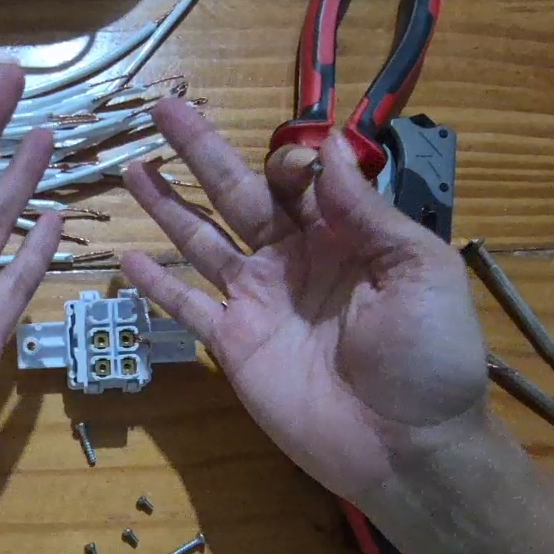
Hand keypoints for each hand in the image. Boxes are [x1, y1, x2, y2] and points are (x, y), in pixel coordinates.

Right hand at [119, 101, 487, 502]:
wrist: (403, 443)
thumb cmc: (427, 355)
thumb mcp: (417, 268)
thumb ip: (365, 211)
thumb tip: (325, 150)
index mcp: (342, 234)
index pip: (298, 178)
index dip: (288, 160)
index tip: (292, 167)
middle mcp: (291, 259)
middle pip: (235, 195)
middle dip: (200, 152)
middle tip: (162, 110)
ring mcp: (256, 301)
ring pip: (201, 242)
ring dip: (167, 206)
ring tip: (133, 169)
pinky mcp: (232, 343)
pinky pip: (187, 307)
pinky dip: (157, 285)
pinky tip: (126, 258)